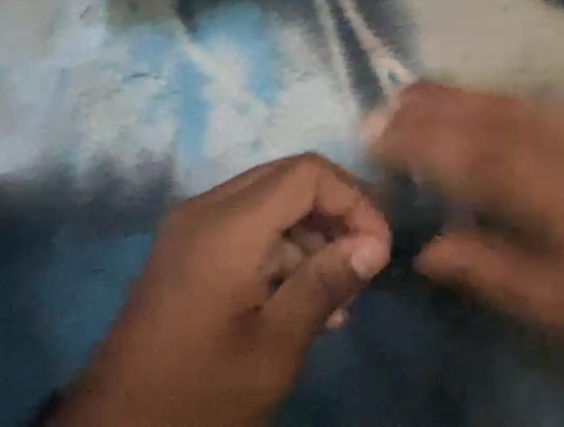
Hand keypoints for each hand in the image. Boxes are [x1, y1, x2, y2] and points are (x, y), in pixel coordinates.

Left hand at [55, 155, 391, 426]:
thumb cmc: (201, 391)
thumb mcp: (275, 346)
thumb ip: (326, 283)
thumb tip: (375, 244)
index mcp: (226, 225)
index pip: (306, 173)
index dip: (353, 200)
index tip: (377, 250)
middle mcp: (205, 208)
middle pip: (288, 178)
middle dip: (335, 213)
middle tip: (364, 263)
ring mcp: (190, 226)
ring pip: (269, 200)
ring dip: (310, 234)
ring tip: (338, 296)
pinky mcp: (185, 248)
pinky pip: (246, 224)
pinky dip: (281, 247)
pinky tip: (303, 298)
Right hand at [367, 84, 563, 425]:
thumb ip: (493, 269)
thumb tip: (427, 247)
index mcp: (554, 189)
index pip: (468, 154)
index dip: (417, 139)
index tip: (374, 128)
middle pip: (491, 116)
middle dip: (437, 105)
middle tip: (389, 96)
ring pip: (522, 104)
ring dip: (471, 95)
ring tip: (427, 89)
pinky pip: (556, 107)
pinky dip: (517, 101)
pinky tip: (501, 101)